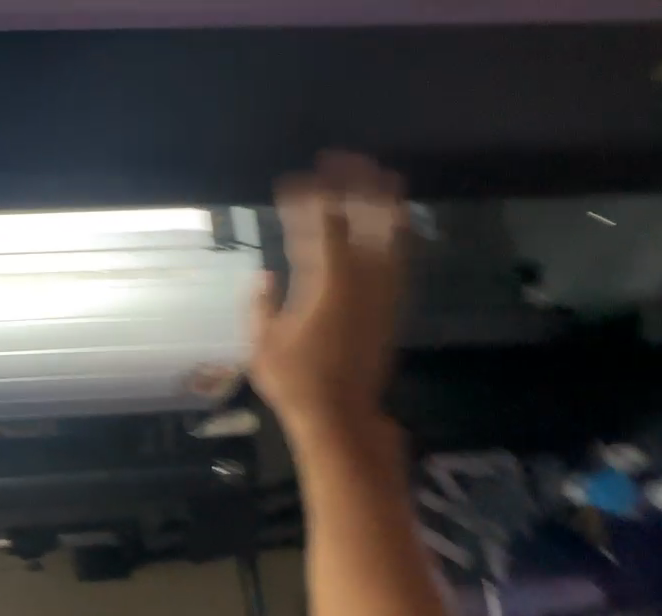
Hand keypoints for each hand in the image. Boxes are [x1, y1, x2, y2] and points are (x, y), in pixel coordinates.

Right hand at [249, 152, 409, 441]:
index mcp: (328, 282)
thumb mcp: (262, 344)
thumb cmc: (294, 380)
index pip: (321, 225)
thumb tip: (265, 277)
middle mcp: (363, 276)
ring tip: (379, 175)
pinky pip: (399, 254)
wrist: (340, 411)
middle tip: (340, 158)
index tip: (292, 181)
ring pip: (391, 230)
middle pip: (364, 216)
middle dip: (352, 183)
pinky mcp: (393, 303)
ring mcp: (383, 288)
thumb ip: (262, 306)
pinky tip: (391, 221)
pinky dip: (395, 230)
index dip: (307, 199)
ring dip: (383, 200)